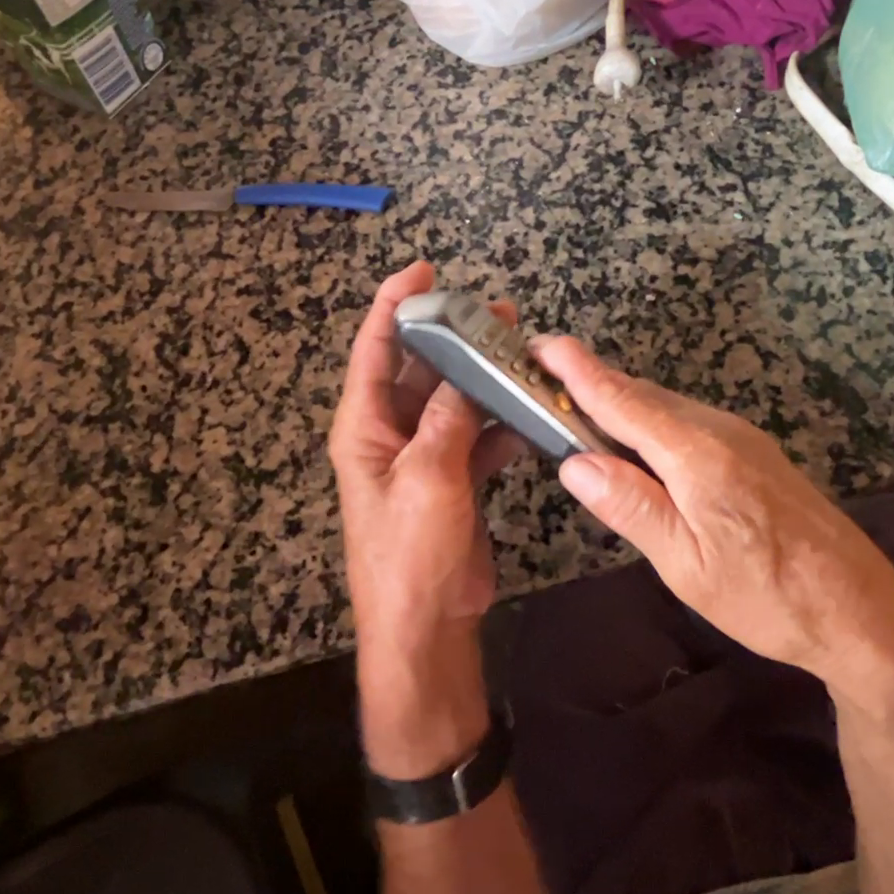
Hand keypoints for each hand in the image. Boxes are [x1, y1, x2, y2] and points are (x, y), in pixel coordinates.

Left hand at [331, 262, 522, 776]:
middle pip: (421, 369)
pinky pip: (476, 436)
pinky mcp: (453, 479)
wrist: (426, 624)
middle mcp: (390, 434)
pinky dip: (499, 422)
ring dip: (482, 378)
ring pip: (453, 400)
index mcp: (365, 426)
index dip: (394, 305)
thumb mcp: (428, 478)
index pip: (376, 350)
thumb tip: (468, 370)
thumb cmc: (410, 554)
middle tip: (497, 313)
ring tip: (521, 352)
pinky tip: (528, 409)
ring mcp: (424, 456)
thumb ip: (449, 420)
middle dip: (454, 338)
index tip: (424, 269)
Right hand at [532, 337, 893, 696]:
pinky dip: (650, 422)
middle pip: (642, 396)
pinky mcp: (755, 455)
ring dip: (619, 402)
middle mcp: (720, 432)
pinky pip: (688, 423)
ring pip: (666, 408)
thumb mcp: (686, 564)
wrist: (860, 611)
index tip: (539, 345)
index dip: (577, 371)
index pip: (622, 401)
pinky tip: (635, 442)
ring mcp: (743, 439)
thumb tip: (574, 463)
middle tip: (541, 377)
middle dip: (590, 381)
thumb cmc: (766, 598)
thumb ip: (631, 507)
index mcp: (697, 455)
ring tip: (574, 407)